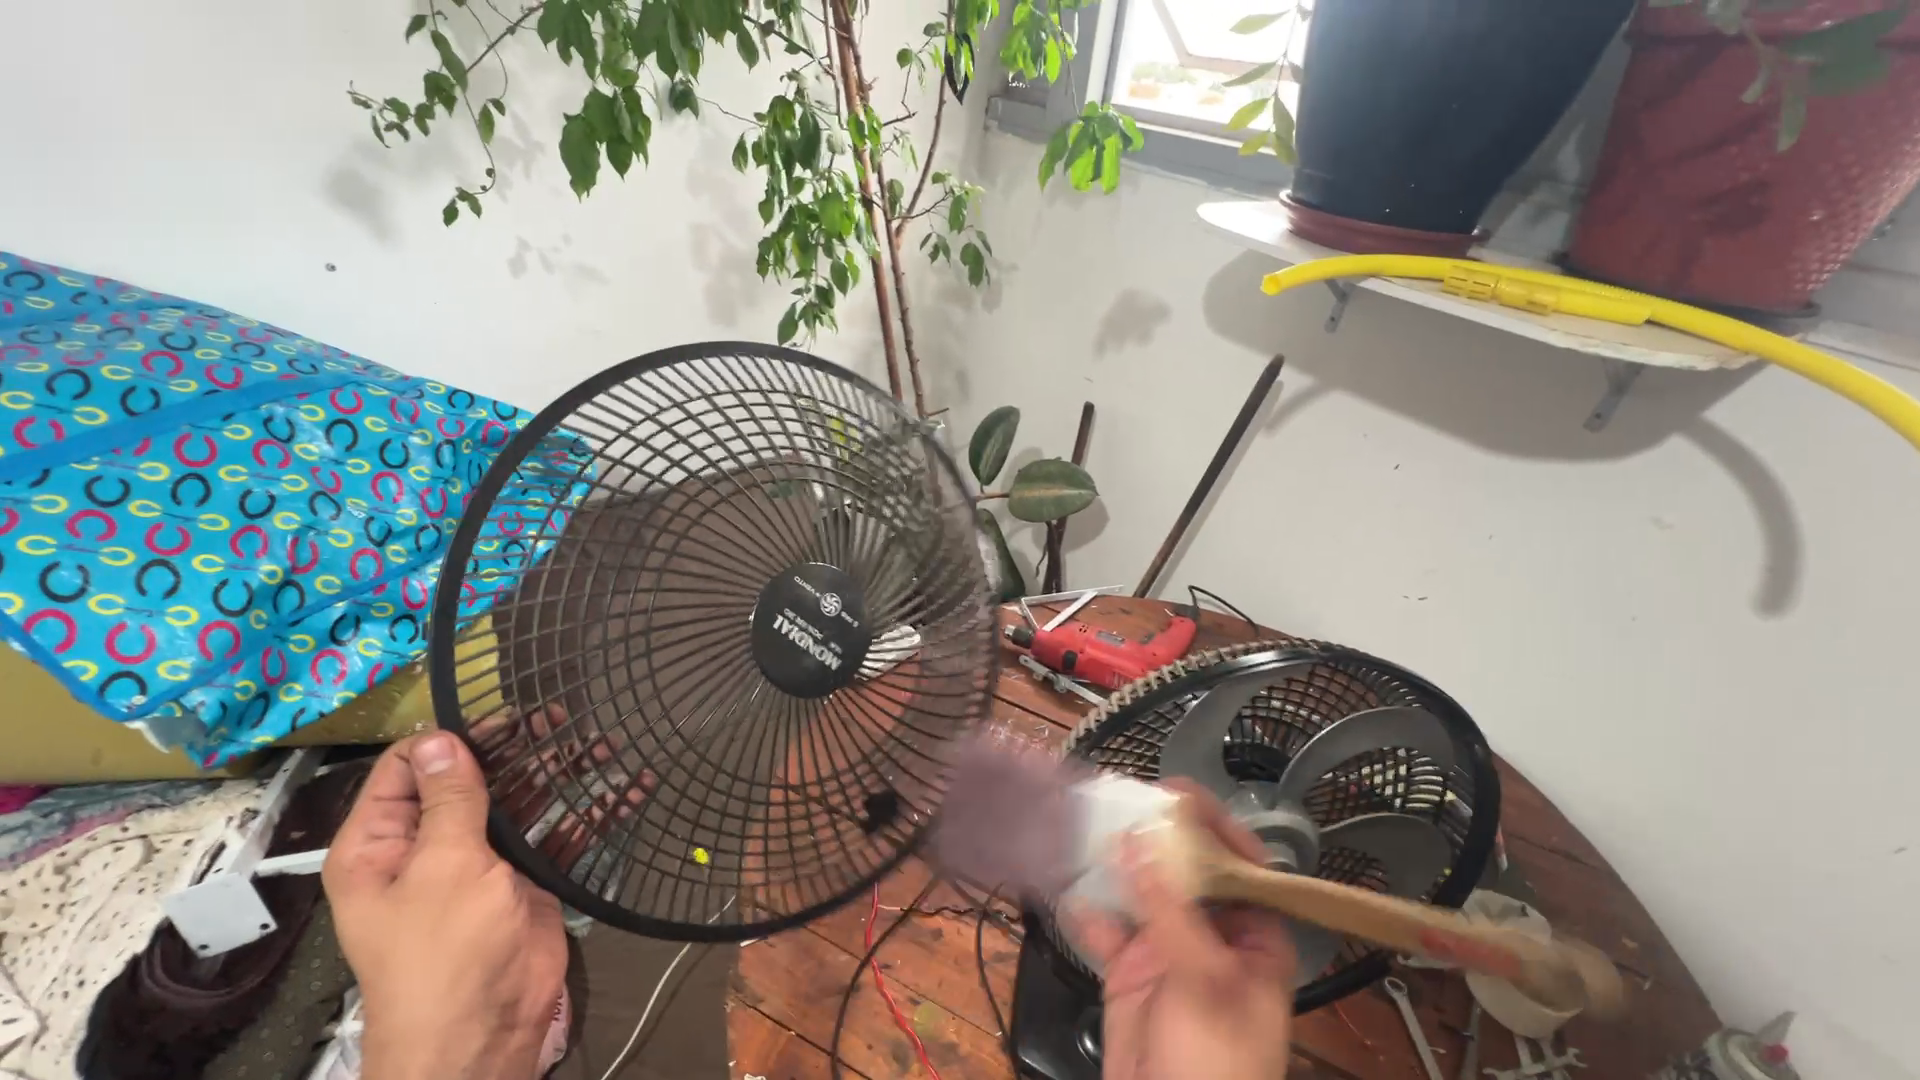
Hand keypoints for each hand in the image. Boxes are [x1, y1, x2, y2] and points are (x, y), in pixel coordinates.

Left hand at [324, 709, 649, 1079]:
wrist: (484, 1030)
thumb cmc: (444, 948)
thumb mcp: (443, 865)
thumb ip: (450, 799)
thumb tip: (437, 739)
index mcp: (383, 843)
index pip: (405, 769)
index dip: (448, 738)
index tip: (501, 713)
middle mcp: (429, 845)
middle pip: (472, 779)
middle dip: (515, 749)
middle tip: (561, 716)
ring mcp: (482, 861)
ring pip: (520, 802)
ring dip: (558, 774)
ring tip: (602, 742)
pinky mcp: (526, 878)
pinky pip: (557, 833)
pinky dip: (589, 812)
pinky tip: (627, 788)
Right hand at [1069, 782, 1297, 1079]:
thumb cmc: (1216, 1067)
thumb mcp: (1203, 984)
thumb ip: (1169, 911)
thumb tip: (1138, 840)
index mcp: (1252, 936)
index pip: (1240, 865)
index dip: (1212, 826)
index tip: (1175, 793)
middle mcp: (1211, 935)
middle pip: (1184, 871)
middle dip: (1154, 837)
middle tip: (1120, 801)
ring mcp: (1167, 952)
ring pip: (1140, 892)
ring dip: (1115, 864)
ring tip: (1086, 827)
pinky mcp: (1128, 971)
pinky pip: (1105, 927)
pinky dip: (1086, 907)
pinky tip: (1068, 885)